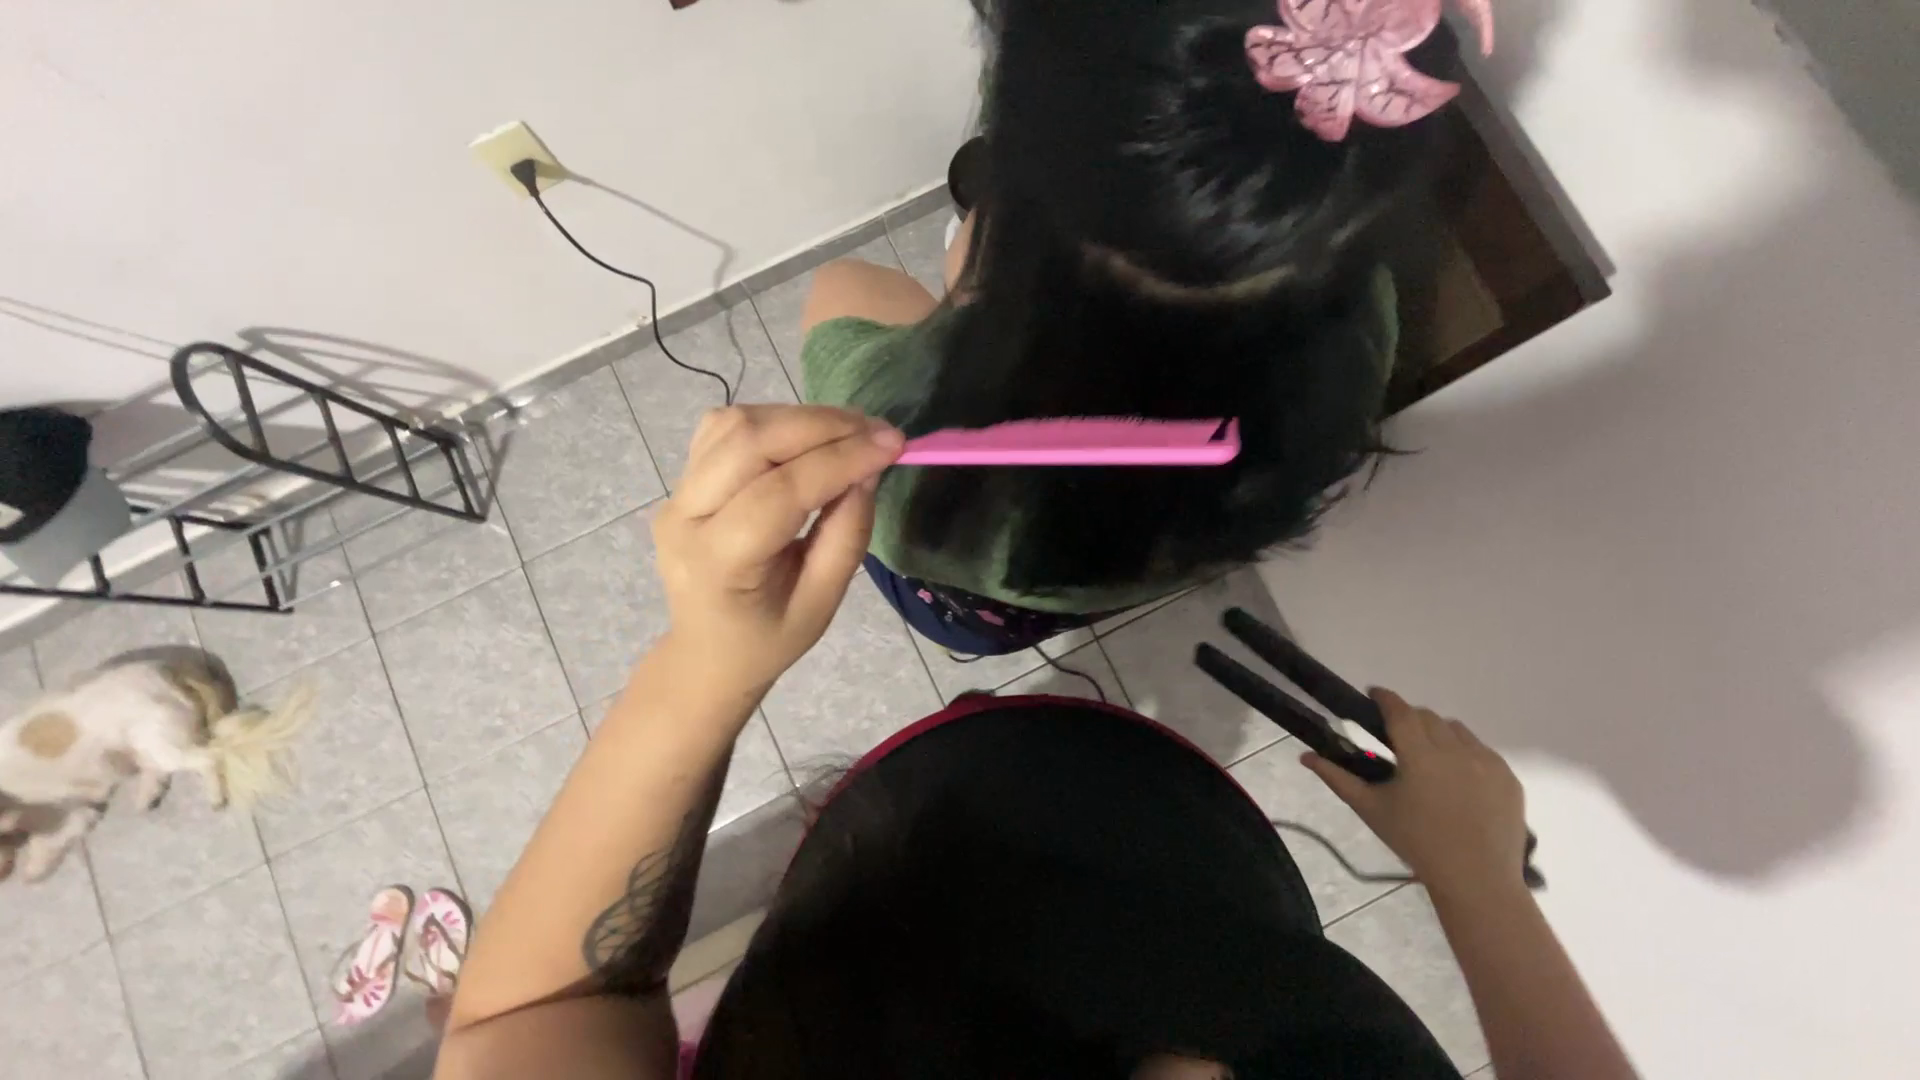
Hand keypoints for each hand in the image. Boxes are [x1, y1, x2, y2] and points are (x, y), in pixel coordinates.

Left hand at [650, 405, 902, 692]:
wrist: (708, 651)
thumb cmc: (769, 638)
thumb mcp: (822, 603)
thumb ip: (847, 535)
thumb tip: (868, 468)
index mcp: (718, 563)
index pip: (781, 490)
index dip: (841, 459)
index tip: (894, 444)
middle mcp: (685, 517)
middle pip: (751, 441)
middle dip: (823, 426)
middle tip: (878, 431)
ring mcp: (676, 493)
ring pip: (735, 424)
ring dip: (801, 418)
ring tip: (851, 432)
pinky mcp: (681, 478)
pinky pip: (723, 428)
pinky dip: (773, 420)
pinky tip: (808, 437)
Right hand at [1301, 688, 1527, 900]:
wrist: (1476, 879)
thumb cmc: (1415, 842)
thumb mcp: (1370, 808)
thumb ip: (1336, 777)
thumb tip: (1305, 756)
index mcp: (1419, 755)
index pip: (1400, 710)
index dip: (1385, 697)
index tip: (1373, 694)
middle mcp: (1455, 750)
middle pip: (1427, 716)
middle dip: (1409, 718)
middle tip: (1396, 736)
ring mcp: (1487, 763)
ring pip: (1456, 730)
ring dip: (1438, 732)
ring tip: (1428, 755)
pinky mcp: (1508, 778)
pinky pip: (1483, 750)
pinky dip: (1465, 752)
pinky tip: (1456, 776)